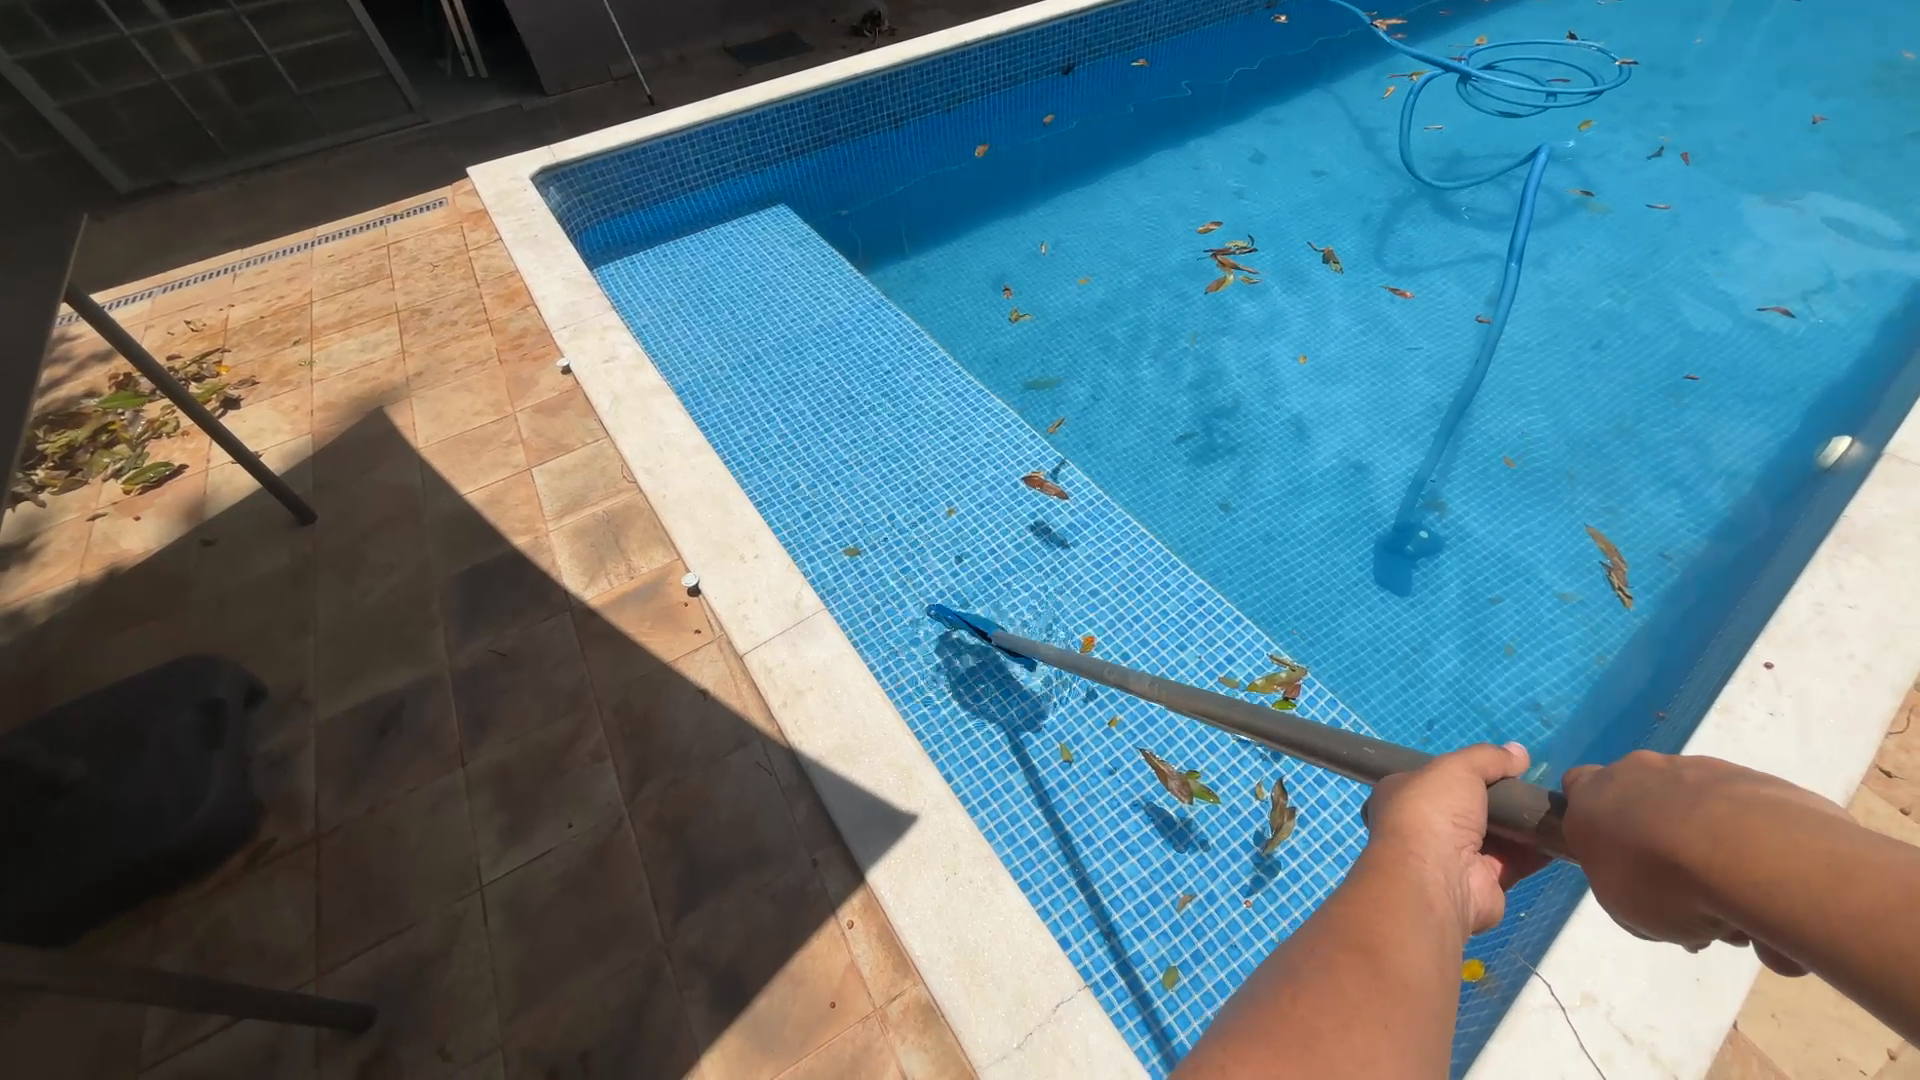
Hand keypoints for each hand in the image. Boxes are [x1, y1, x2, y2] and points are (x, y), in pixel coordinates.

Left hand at [1363, 743, 1550, 936]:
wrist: (1437, 877)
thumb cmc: (1432, 811)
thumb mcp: (1456, 768)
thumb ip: (1487, 758)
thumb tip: (1518, 752)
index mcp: (1401, 793)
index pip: (1431, 778)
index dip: (1459, 772)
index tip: (1493, 767)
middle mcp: (1421, 823)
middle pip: (1464, 806)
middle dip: (1493, 800)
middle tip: (1527, 789)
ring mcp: (1451, 854)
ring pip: (1492, 834)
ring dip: (1518, 824)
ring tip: (1548, 807)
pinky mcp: (1482, 880)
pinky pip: (1514, 860)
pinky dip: (1535, 850)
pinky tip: (1558, 835)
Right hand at [1561, 751, 1843, 974]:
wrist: (1753, 857)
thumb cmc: (1663, 882)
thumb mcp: (1621, 905)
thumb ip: (1620, 884)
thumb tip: (1647, 888)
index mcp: (1590, 795)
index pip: (1576, 788)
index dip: (1597, 819)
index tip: (1619, 853)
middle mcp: (1635, 771)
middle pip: (1641, 799)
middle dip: (1662, 839)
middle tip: (1687, 890)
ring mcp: (1696, 770)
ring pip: (1699, 808)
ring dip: (1713, 846)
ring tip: (1744, 900)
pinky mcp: (1754, 779)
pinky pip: (1750, 816)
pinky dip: (1759, 846)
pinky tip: (1775, 883)